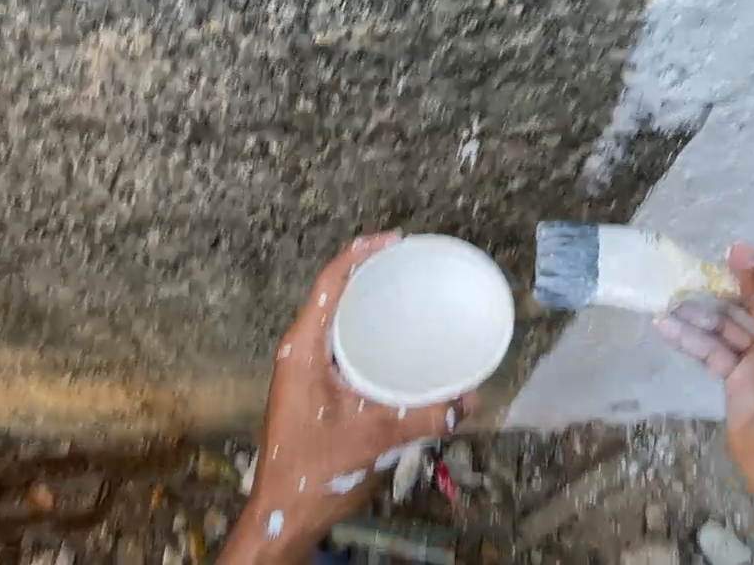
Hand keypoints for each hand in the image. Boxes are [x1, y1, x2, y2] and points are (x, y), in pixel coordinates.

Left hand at [219, 233, 475, 564]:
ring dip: (362, 295)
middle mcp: (300, 347)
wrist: (284, 512)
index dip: (359, 252)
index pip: (329, 281)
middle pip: (332, 290)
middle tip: (404, 257)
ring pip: (334, 313)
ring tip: (399, 284)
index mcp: (304, 346)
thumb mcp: (375, 438)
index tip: (393, 240)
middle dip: (365, 267)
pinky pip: (337, 336)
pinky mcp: (311, 381)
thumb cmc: (317, 470)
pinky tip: (388, 332)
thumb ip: (424, 418)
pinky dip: (361, 324)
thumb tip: (469, 399)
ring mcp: (303, 364)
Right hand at [654, 244, 753, 564]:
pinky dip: (689, 338)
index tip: (731, 249)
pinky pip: (713, 349)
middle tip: (686, 268)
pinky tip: (664, 324)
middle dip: (722, 287)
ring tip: (667, 296)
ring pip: (730, 323)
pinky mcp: (741, 380)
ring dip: (699, 311)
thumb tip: (740, 248)